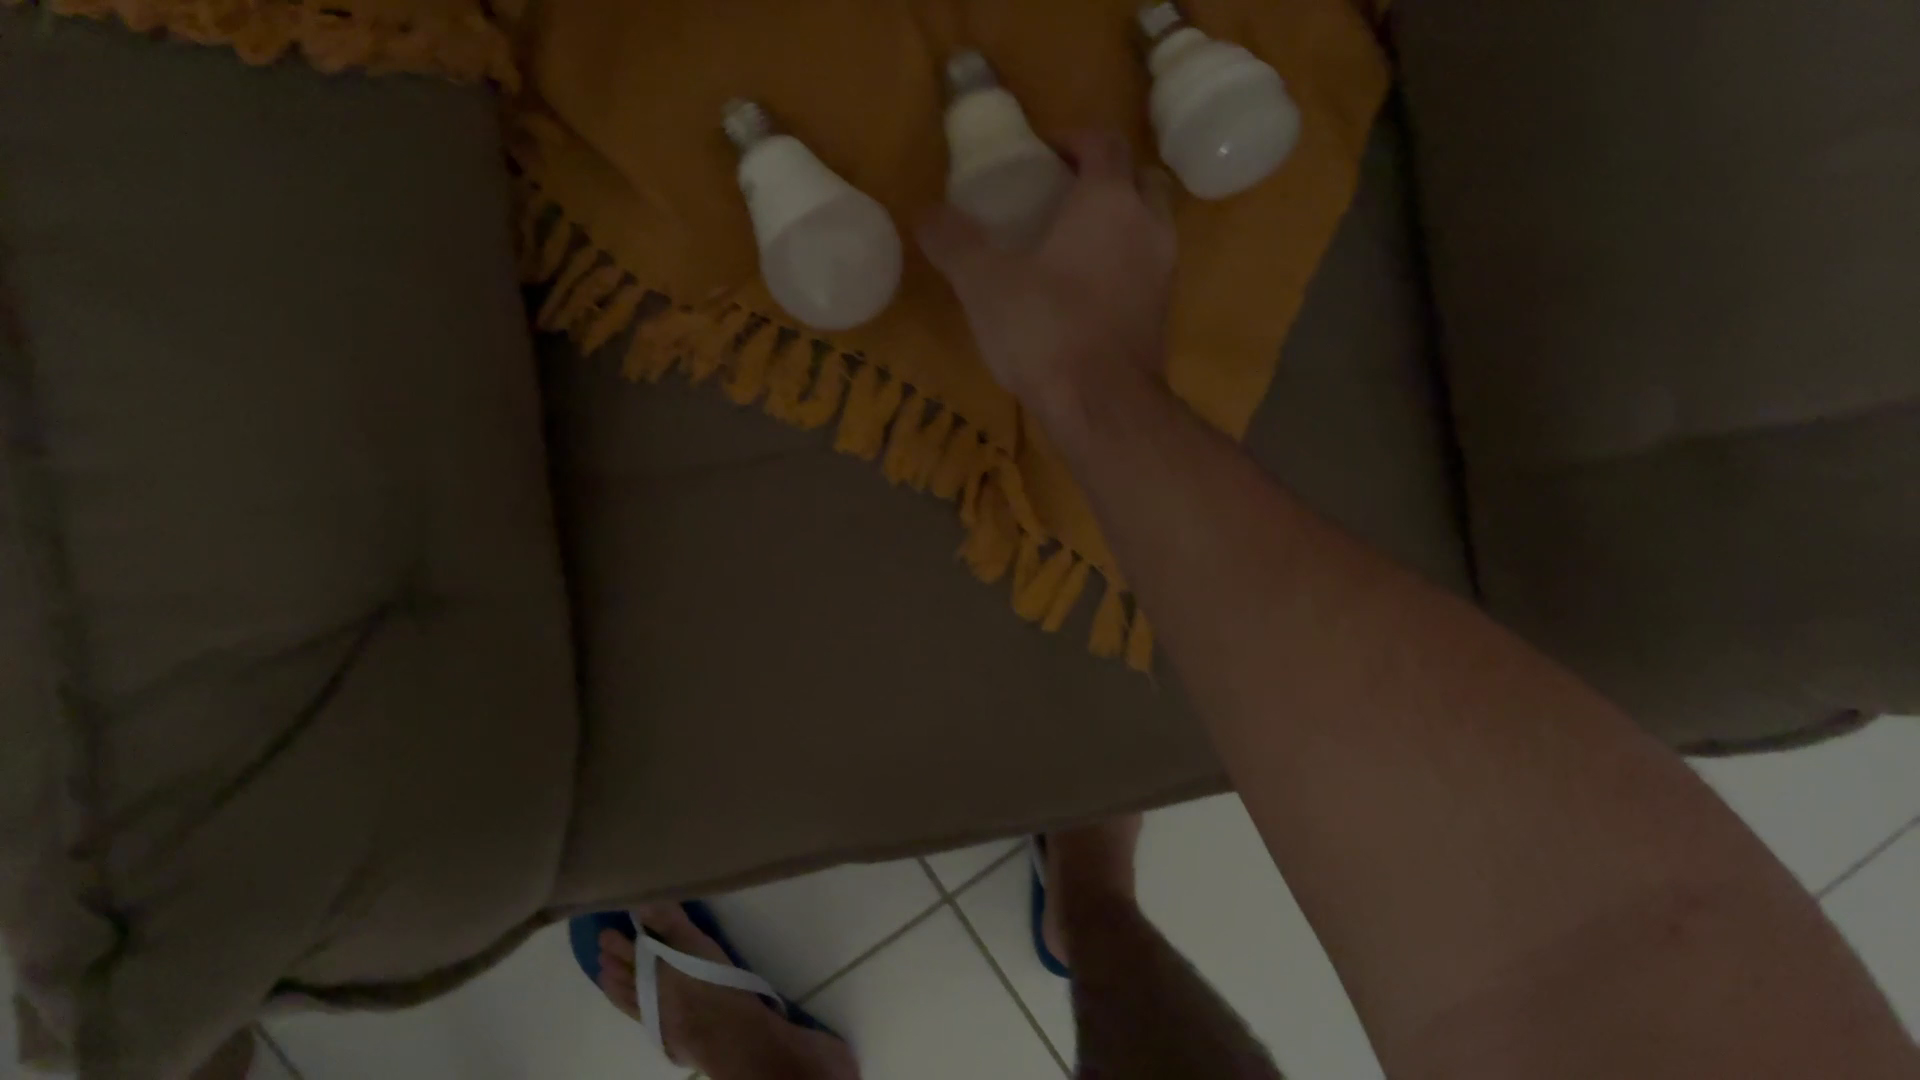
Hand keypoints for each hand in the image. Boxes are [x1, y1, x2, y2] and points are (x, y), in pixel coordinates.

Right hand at [917, 130, 1176, 420]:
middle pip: (1140, 179)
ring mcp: (1164, 274)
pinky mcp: (1163, 316)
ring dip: (1120, 224)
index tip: (1043, 153)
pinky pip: (1147, 272)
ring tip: (1074, 247)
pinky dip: (1124, 267)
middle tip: (1064, 197)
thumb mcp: (985, 284)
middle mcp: (1149, 227)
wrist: (1103, 406)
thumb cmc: (1047, 331)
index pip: (1104, 143)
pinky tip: (1087, 295)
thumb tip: (926, 214)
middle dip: (1106, 178)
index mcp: (1110, 201)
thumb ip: (955, 243)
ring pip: (1151, 227)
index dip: (1073, 139)